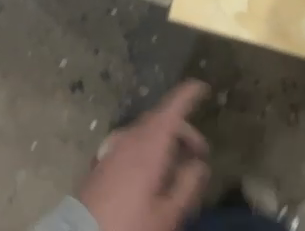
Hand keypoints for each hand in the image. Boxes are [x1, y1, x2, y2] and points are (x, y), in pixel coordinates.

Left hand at [76, 81, 210, 230]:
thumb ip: (188, 184)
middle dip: (183, 130)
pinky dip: (147, 148)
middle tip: (198, 152)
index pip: (172, 108)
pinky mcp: (101, 160)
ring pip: (145, 132)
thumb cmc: (130, 221)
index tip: (202, 87)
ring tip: (175, 165)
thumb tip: (200, 164)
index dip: (188, 94)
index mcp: (149, 144)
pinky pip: (131, 143)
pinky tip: (151, 171)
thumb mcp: (168, 211)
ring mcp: (113, 147)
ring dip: (164, 140)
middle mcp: (130, 137)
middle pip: (161, 120)